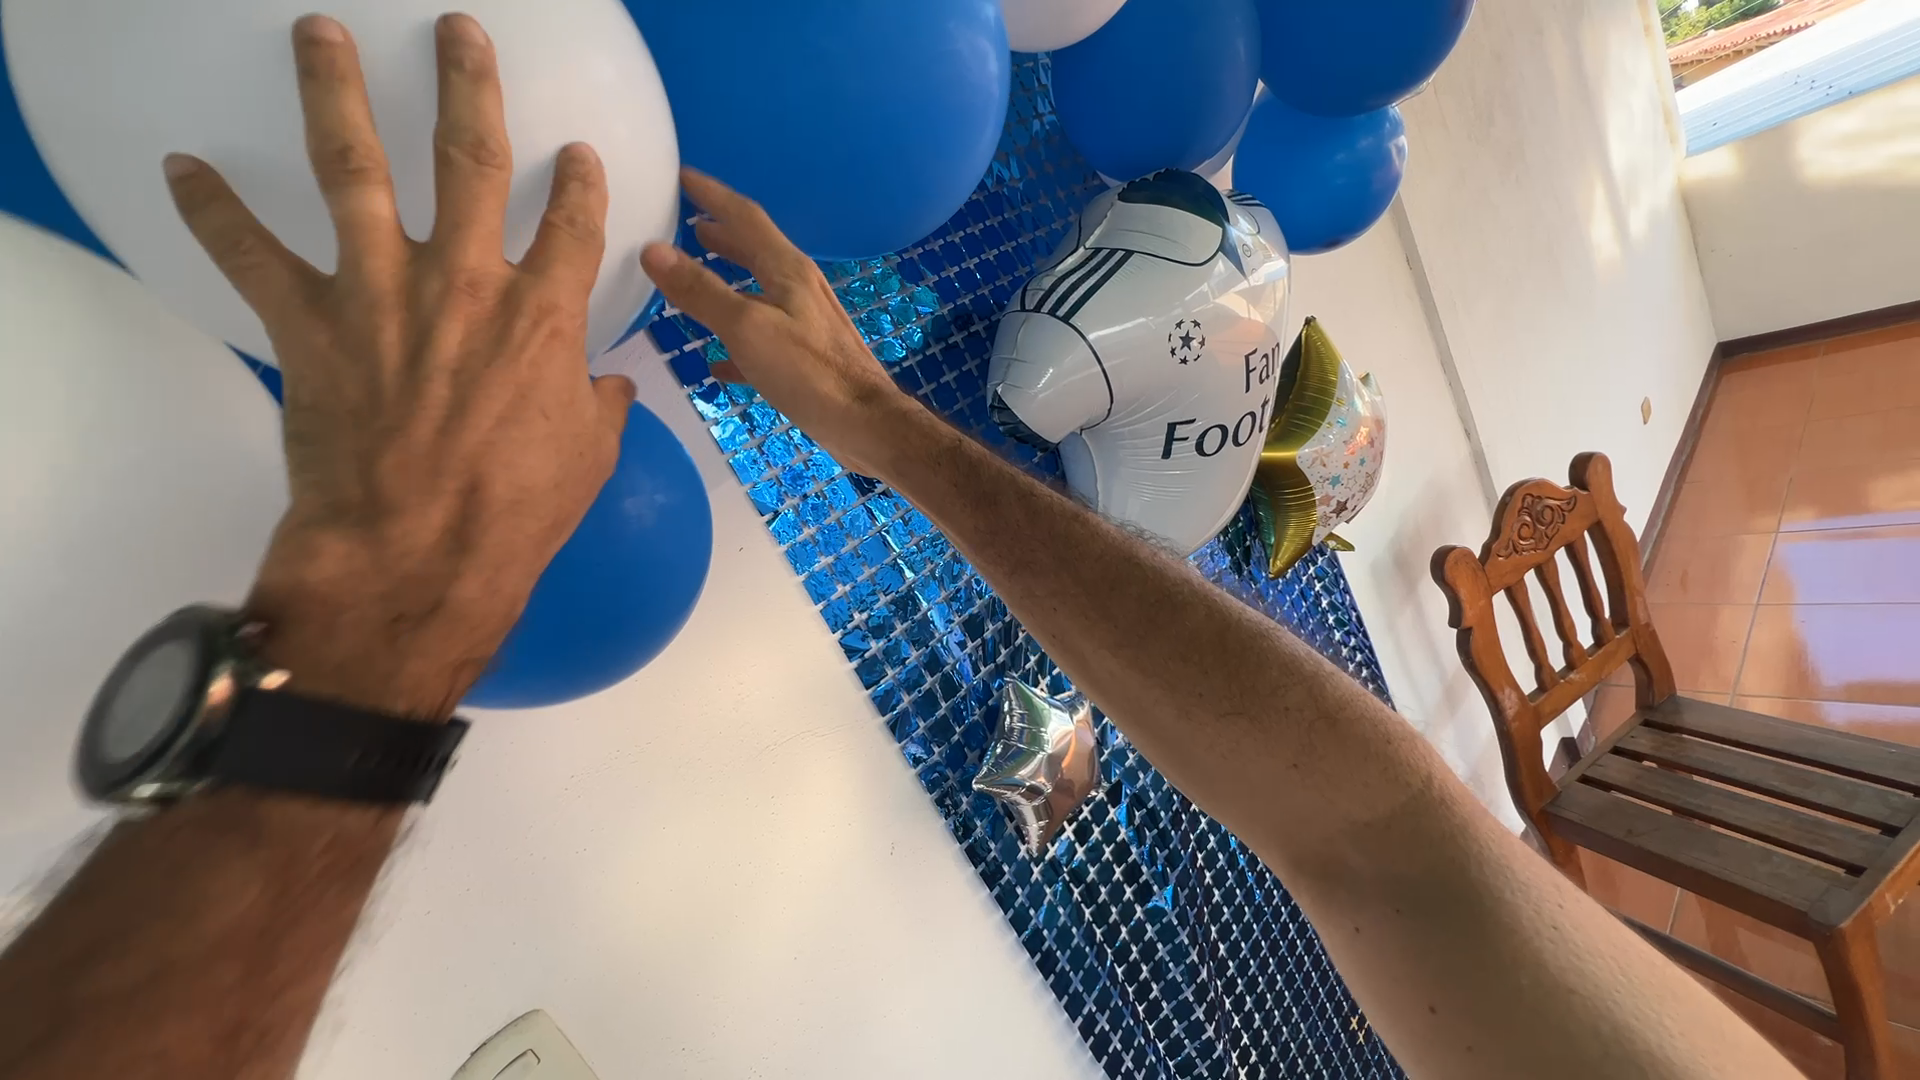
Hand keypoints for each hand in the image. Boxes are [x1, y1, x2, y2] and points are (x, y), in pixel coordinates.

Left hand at [162, 14, 633, 716]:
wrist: (424, 551)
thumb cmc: (524, 508)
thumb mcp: (590, 456)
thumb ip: (601, 405)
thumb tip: (609, 385)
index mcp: (547, 318)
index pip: (573, 228)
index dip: (582, 186)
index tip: (581, 156)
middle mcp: (469, 283)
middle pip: (472, 163)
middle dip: (471, 91)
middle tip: (461, 34)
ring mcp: (385, 294)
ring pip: (357, 172)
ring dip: (336, 95)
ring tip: (322, 34)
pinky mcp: (313, 324)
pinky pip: (253, 254)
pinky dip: (215, 211)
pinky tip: (185, 168)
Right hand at [640, 170, 921, 477]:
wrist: (864, 422)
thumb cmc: (808, 372)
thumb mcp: (746, 328)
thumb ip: (701, 290)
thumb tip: (654, 250)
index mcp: (787, 270)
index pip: (746, 217)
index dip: (712, 195)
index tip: (681, 175)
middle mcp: (800, 290)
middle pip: (756, 252)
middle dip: (723, 237)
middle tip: (690, 225)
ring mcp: (807, 325)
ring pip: (760, 295)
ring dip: (729, 285)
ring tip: (697, 280)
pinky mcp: (808, 360)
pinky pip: (766, 341)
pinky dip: (739, 342)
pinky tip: (719, 361)